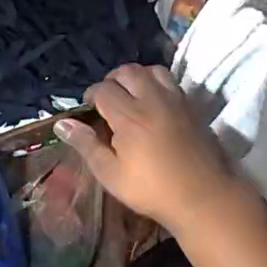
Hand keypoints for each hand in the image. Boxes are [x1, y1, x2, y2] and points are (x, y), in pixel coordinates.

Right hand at [53, 64, 252, 232]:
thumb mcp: (111, 174)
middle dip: (112, 80)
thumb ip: (87, 145)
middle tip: (107, 98)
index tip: (88, 109)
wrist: (203, 196)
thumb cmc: (152, 190)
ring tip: (131, 95)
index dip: (91, 95)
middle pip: (128, 71)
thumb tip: (63, 124)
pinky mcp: (192, 107)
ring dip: (137, 76)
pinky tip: (154, 104)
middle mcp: (152, 99)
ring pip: (153, 70)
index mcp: (129, 116)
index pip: (103, 90)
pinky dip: (157, 84)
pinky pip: (172, 82)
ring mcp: (176, 100)